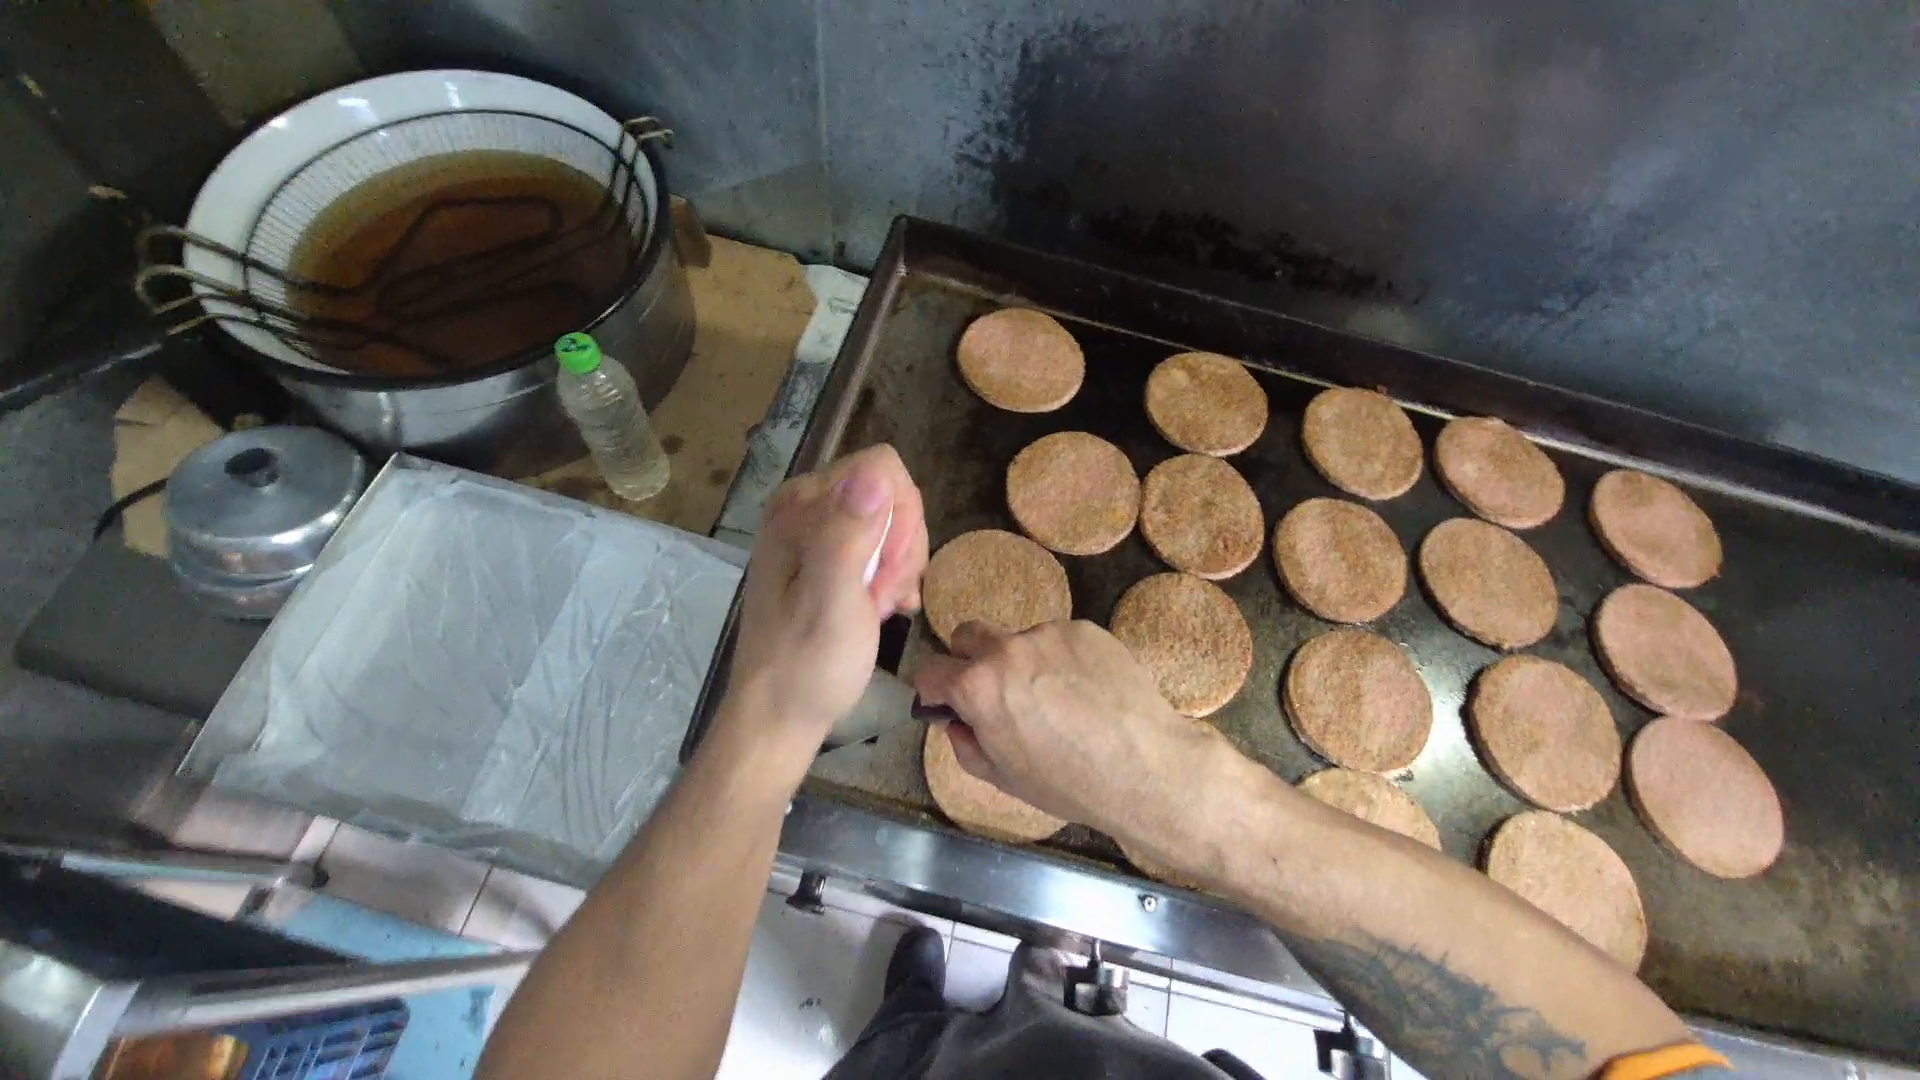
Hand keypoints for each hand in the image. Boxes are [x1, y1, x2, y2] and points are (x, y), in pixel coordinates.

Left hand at [722, 445, 929, 762]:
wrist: (780, 715)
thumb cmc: (806, 666)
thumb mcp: (833, 603)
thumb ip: (849, 535)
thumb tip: (875, 472)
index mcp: (800, 506)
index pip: (882, 469)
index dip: (901, 519)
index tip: (887, 573)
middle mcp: (805, 507)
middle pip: (890, 493)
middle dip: (902, 546)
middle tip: (884, 596)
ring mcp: (816, 532)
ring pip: (892, 521)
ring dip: (900, 566)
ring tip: (881, 607)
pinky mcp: (825, 557)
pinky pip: (880, 544)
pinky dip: (893, 575)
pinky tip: (884, 608)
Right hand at [912, 620, 1234, 848]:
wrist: (1145, 766)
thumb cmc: (1067, 782)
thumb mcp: (1003, 777)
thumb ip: (966, 744)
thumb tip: (958, 723)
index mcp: (977, 686)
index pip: (930, 670)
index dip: (933, 688)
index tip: (945, 701)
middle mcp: (1007, 648)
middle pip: (967, 635)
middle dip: (970, 659)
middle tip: (995, 690)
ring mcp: (1048, 634)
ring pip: (1019, 640)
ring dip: (1024, 662)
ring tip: (1060, 700)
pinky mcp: (1085, 629)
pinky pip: (1059, 640)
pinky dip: (1063, 659)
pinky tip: (1088, 691)